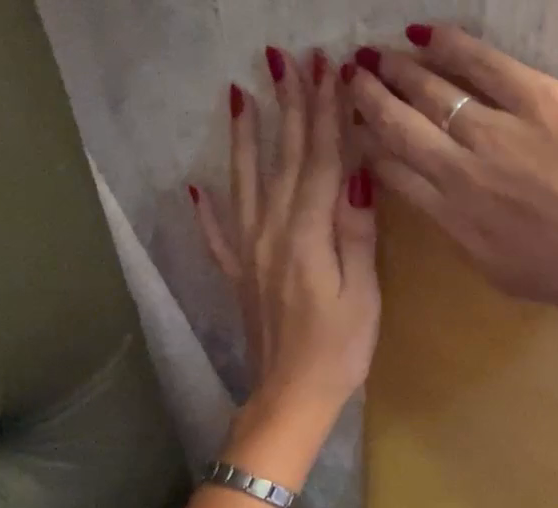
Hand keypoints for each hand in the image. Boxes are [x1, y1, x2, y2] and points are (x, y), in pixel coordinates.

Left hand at [192, 48, 380, 426]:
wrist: (292, 396)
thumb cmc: (339, 351)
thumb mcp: (363, 294)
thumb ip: (356, 234)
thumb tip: (356, 175)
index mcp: (307, 235)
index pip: (320, 160)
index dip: (325, 113)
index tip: (330, 68)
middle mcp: (271, 233)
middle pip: (283, 161)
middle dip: (290, 108)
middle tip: (289, 60)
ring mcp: (249, 254)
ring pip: (245, 183)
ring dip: (245, 139)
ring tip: (240, 95)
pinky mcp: (239, 277)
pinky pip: (218, 235)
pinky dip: (206, 209)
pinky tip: (195, 185)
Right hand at [350, 26, 557, 308]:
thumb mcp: (500, 271)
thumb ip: (463, 236)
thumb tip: (443, 207)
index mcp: (455, 219)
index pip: (395, 175)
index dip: (368, 150)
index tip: (354, 134)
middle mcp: (462, 172)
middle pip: (400, 128)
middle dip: (369, 102)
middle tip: (350, 81)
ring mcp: (496, 132)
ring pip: (431, 92)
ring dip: (397, 71)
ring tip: (375, 57)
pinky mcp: (535, 98)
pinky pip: (481, 62)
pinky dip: (448, 45)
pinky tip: (423, 34)